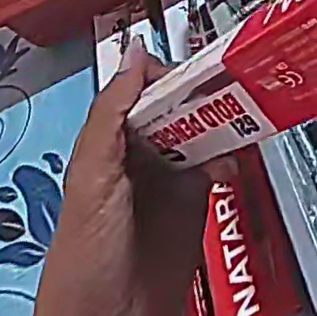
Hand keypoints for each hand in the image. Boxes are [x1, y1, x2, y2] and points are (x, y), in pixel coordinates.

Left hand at [35, 41, 223, 315]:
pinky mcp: (194, 197)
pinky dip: (232, 155)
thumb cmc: (82, 260)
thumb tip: (133, 55)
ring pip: (204, 126)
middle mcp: (143, 150)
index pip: (145, 85)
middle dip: (203, 92)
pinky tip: (230, 163)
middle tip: (224, 88)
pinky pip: (220, 161)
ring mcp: (170, 173)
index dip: (169, 73)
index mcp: (112, 137)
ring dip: (223, 121)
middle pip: (180, 102)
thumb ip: (110, 115)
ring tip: (234, 121)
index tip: (193, 70)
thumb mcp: (90, 177)